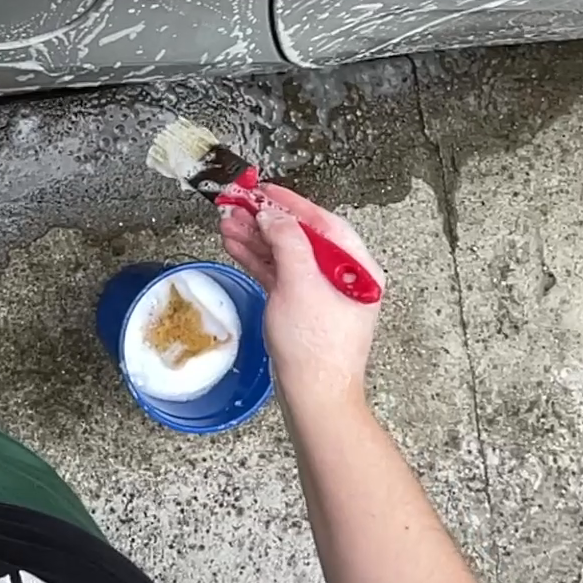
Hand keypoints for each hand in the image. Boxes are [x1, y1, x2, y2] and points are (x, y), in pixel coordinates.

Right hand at [220, 184, 386, 413]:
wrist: (314, 393)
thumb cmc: (316, 346)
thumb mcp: (300, 285)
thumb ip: (287, 243)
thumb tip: (272, 215)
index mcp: (356, 269)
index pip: (323, 223)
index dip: (291, 203)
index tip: (263, 189)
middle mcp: (339, 277)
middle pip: (299, 235)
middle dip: (265, 219)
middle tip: (235, 204)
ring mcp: (317, 291)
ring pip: (283, 252)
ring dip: (254, 236)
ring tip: (226, 223)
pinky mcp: (298, 303)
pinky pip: (275, 271)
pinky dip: (255, 257)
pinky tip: (234, 245)